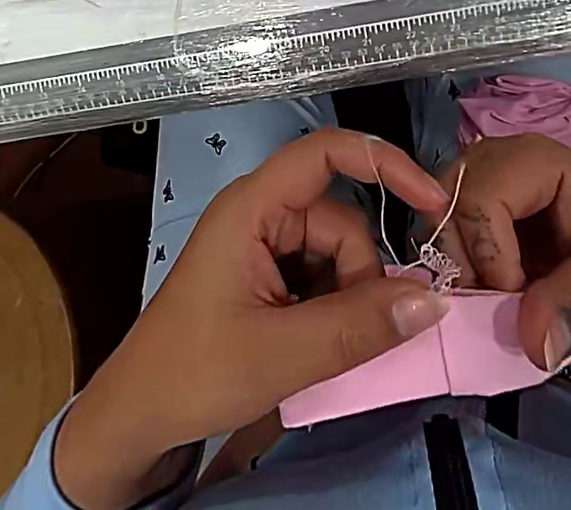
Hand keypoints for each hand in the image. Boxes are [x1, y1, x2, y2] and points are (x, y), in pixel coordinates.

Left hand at [54, 130, 453, 508]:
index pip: (325, 153)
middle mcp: (261, 212)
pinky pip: (323, 275)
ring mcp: (264, 242)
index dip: (383, 163)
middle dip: (362, 275)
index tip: (430, 201)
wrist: (138, 418)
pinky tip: (320, 342)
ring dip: (350, 297)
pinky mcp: (268, 272)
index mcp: (253, 205)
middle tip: (358, 333)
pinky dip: (336, 306)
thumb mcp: (281, 354)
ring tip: (326, 347)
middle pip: (342, 220)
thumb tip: (432, 300)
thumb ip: (358, 327)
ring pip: (338, 253)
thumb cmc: (193, 371)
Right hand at [436, 133, 570, 370]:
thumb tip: (532, 344)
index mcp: (533, 159)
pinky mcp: (471, 209)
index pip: (479, 197)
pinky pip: (441, 235)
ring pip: (436, 219)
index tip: (516, 295)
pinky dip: (457, 270)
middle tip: (494, 299)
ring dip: (456, 266)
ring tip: (494, 295)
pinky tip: (488, 288)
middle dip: (462, 258)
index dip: (488, 252)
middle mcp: (496, 160)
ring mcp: (479, 182)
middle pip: (445, 201)